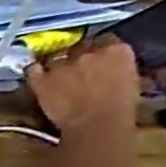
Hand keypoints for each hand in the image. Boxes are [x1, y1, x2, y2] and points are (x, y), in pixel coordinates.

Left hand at [25, 33, 140, 132]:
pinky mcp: (44, 80)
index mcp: (116, 50)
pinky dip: (35, 73)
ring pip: (57, 59)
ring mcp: (64, 64)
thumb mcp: (131, 82)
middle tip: (77, 74)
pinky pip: (34, 70)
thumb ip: (120, 67)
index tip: (98, 61)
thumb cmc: (119, 110)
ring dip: (58, 68)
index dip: (100, 50)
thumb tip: (114, 68)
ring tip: (58, 81)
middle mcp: (89, 51)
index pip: (106, 40)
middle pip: (80, 48)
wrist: (95, 126)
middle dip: (78, 58)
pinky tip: (37, 77)